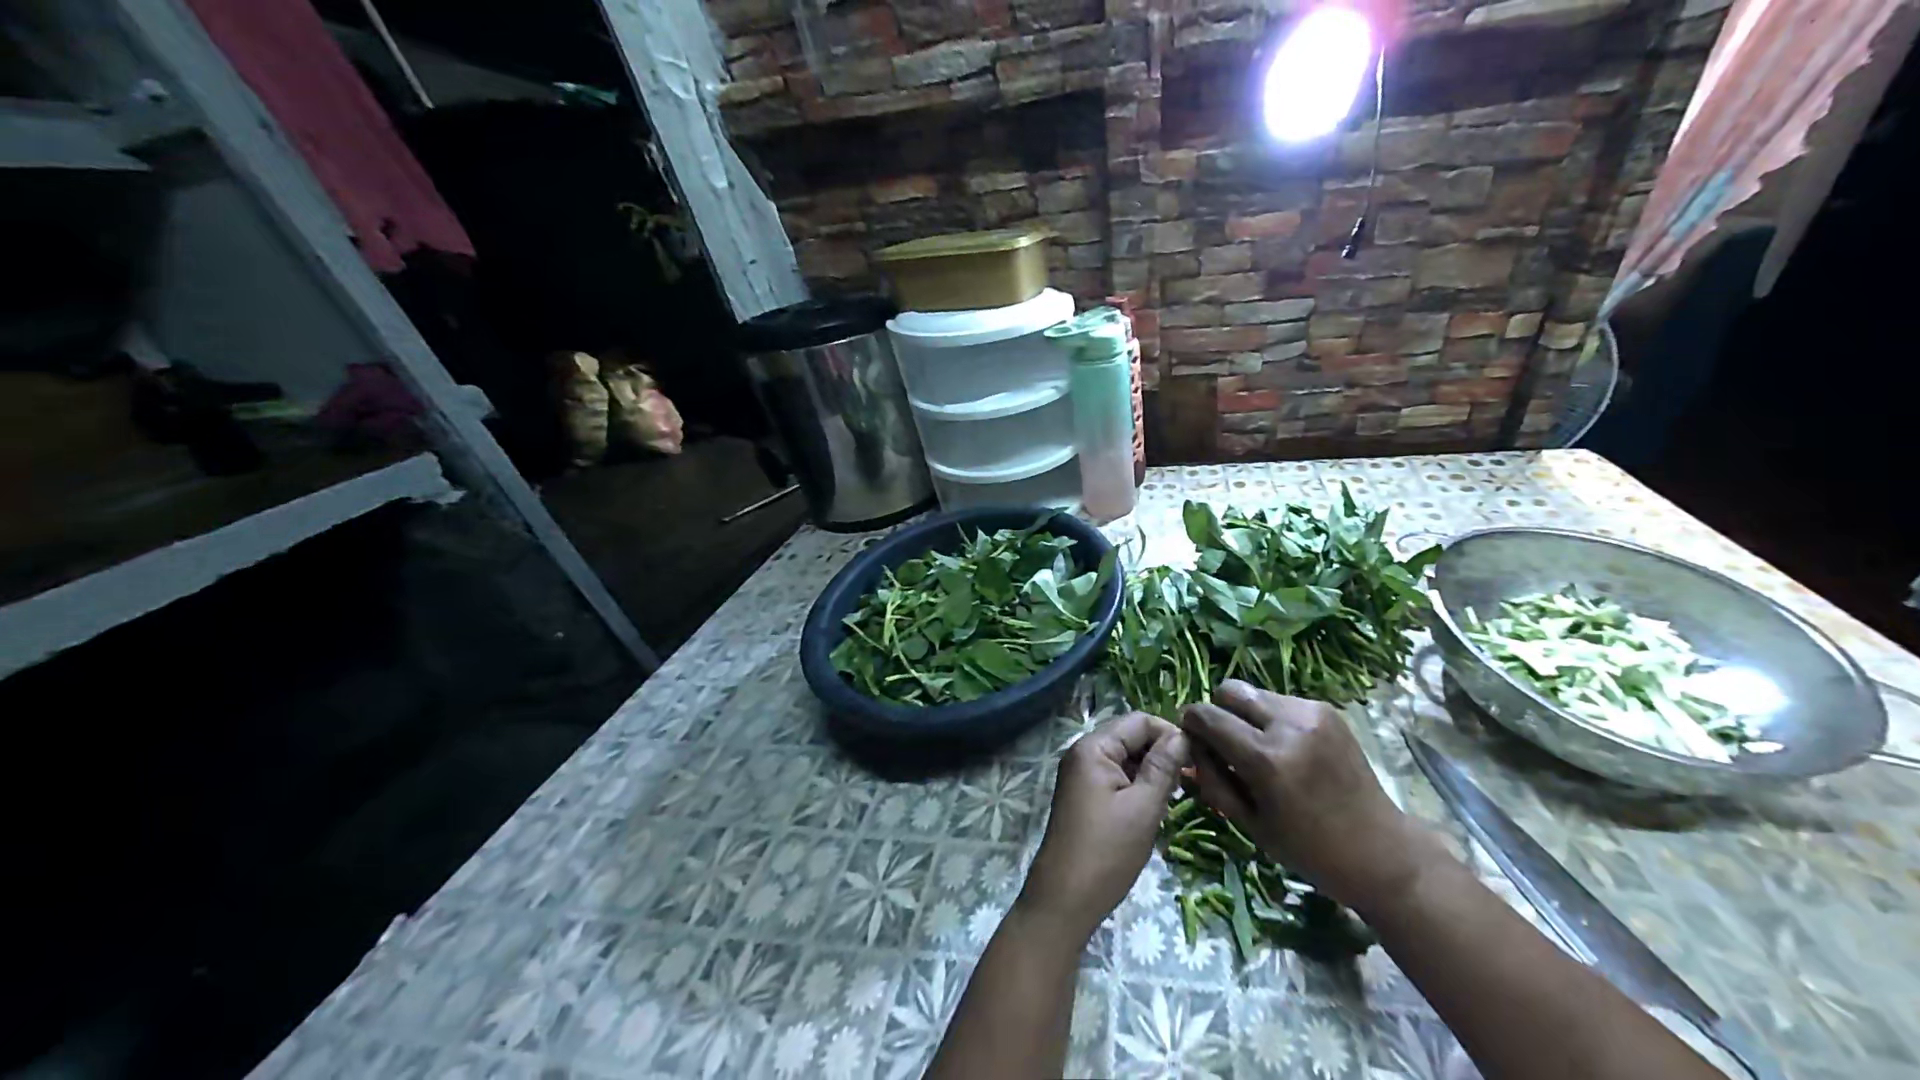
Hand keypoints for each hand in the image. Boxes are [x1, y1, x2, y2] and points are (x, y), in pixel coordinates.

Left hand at [1019, 712, 1189, 939]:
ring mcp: (1081, 774)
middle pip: (1131, 736)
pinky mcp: (1084, 795)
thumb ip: (1164, 766)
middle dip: (1162, 752)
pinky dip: (1138, 785)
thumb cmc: (1107, 852)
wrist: (1065, 898)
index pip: (1139, 721)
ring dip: (1153, 770)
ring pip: (1126, 758)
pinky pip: (1117, 776)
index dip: (1171, 734)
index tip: (1200, 759)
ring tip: (1180, 794)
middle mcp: (1083, 753)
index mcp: (1093, 748)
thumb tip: (1183, 735)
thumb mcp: (1144, 807)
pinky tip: (1156, 805)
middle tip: (1194, 780)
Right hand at [1179, 680, 1443, 914]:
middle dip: (1219, 711)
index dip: (1191, 724)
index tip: (1194, 740)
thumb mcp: (1247, 822)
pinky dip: (1272, 718)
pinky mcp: (1328, 711)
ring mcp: (1313, 713)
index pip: (1206, 715)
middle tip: (1226, 742)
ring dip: (1246, 714)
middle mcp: (1289, 725)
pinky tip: (1286, 748)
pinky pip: (1281, 701)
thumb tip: (1188, 746)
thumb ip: (1211, 779)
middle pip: (1229, 690)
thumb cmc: (1307, 848)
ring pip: (1255, 692)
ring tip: (1259, 747)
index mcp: (1265, 759)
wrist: (1380, 850)